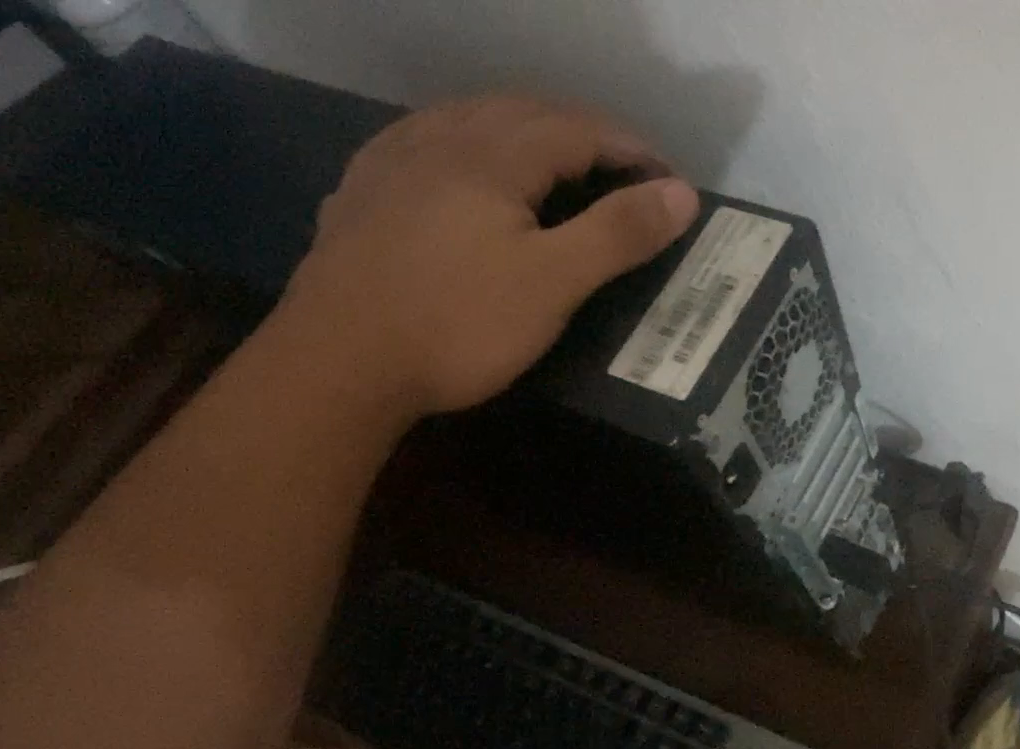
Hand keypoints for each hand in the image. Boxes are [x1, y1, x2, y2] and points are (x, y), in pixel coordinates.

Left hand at [274, 96, 700, 415]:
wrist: (339, 363)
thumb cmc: (459, 324)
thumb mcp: (554, 283)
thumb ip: (618, 233)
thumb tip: (681, 193)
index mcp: (491, 156)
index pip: (579, 129)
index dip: (632, 149)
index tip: (672, 183)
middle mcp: (438, 140)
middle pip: (525, 113)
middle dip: (585, 133)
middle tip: (626, 171)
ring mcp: (392, 163)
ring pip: (471, 121)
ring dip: (527, 132)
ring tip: (558, 163)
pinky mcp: (363, 193)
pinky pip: (427, 144)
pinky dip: (471, 147)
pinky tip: (467, 171)